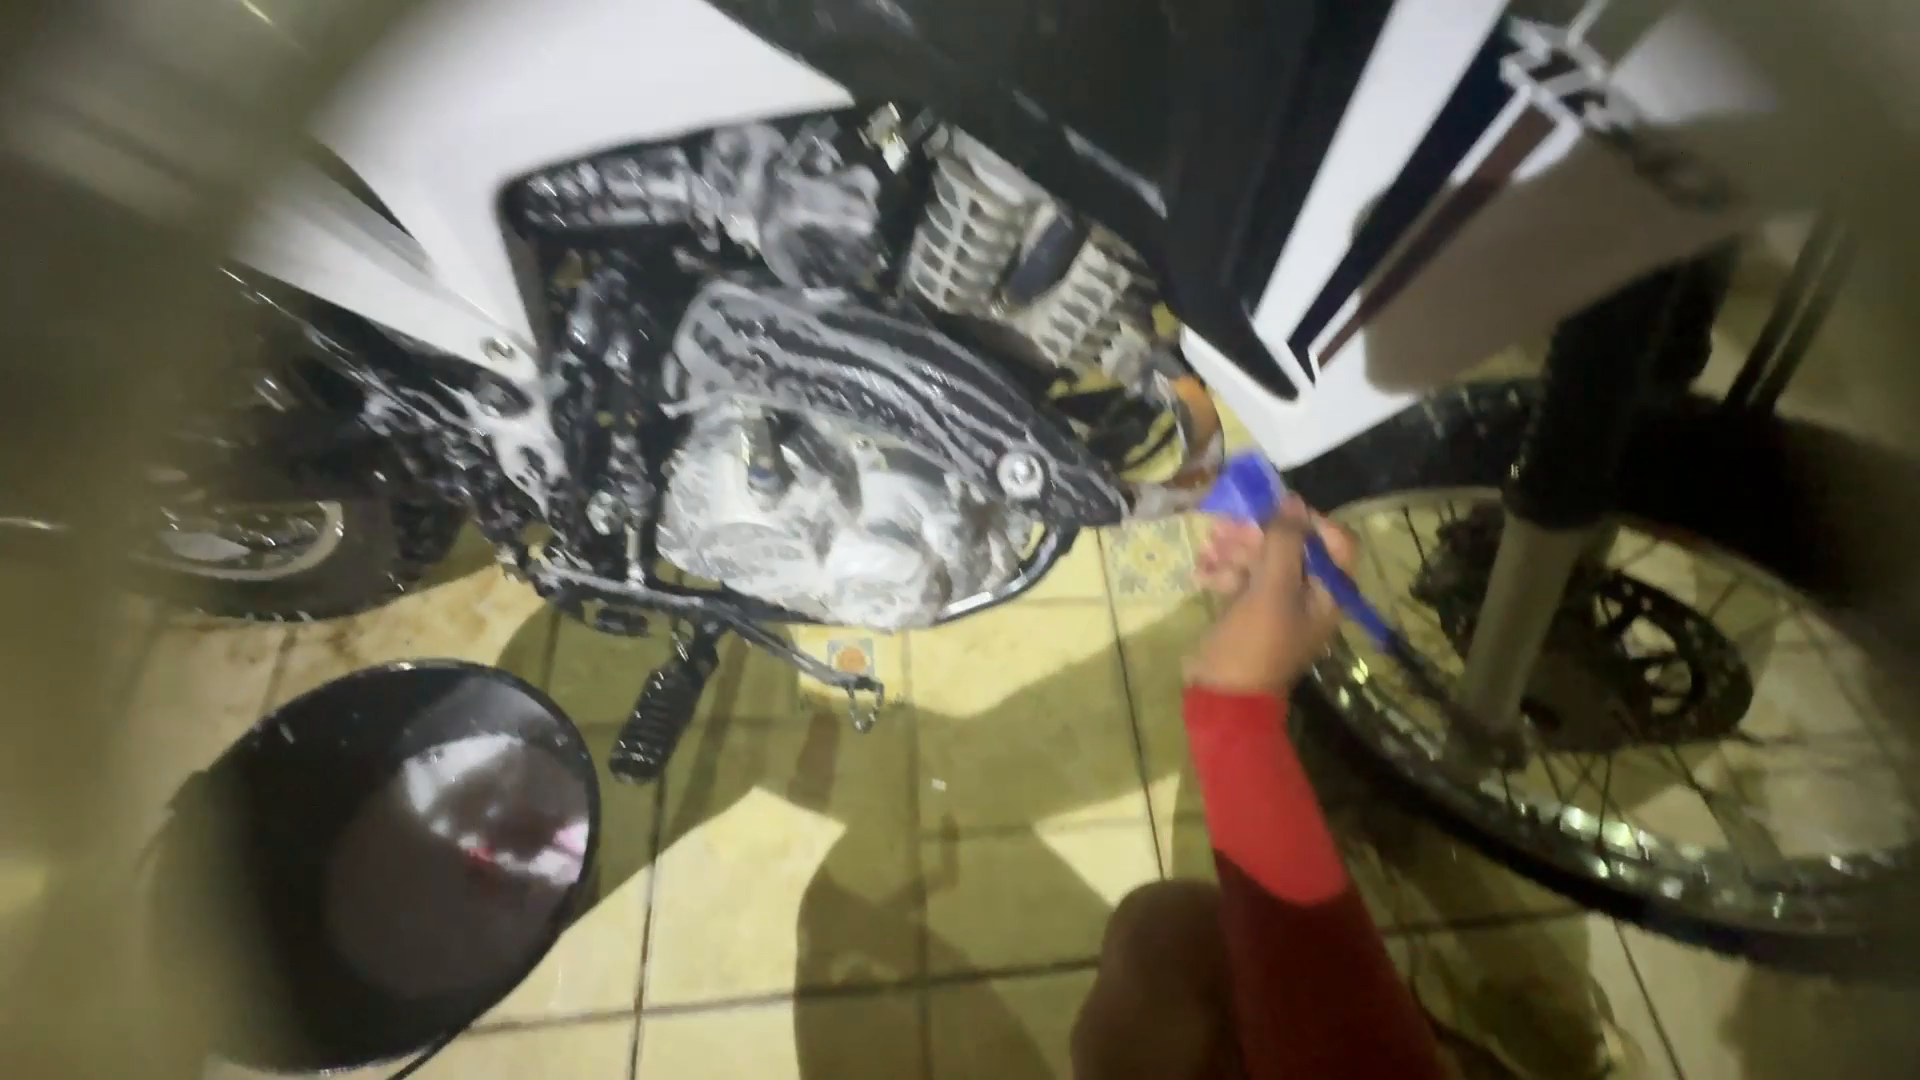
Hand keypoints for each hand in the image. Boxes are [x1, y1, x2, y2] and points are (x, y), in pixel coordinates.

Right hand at [1185, 496, 1358, 696]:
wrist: (1222, 693)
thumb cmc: (1254, 642)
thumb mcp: (1271, 590)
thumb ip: (1284, 543)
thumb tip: (1291, 501)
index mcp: (1327, 593)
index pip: (1333, 542)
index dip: (1306, 521)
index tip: (1273, 510)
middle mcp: (1307, 595)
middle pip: (1290, 548)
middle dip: (1257, 535)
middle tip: (1224, 527)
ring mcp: (1276, 604)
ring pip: (1260, 560)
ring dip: (1233, 551)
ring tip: (1207, 549)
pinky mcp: (1248, 611)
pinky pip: (1240, 579)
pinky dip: (1222, 571)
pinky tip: (1201, 572)